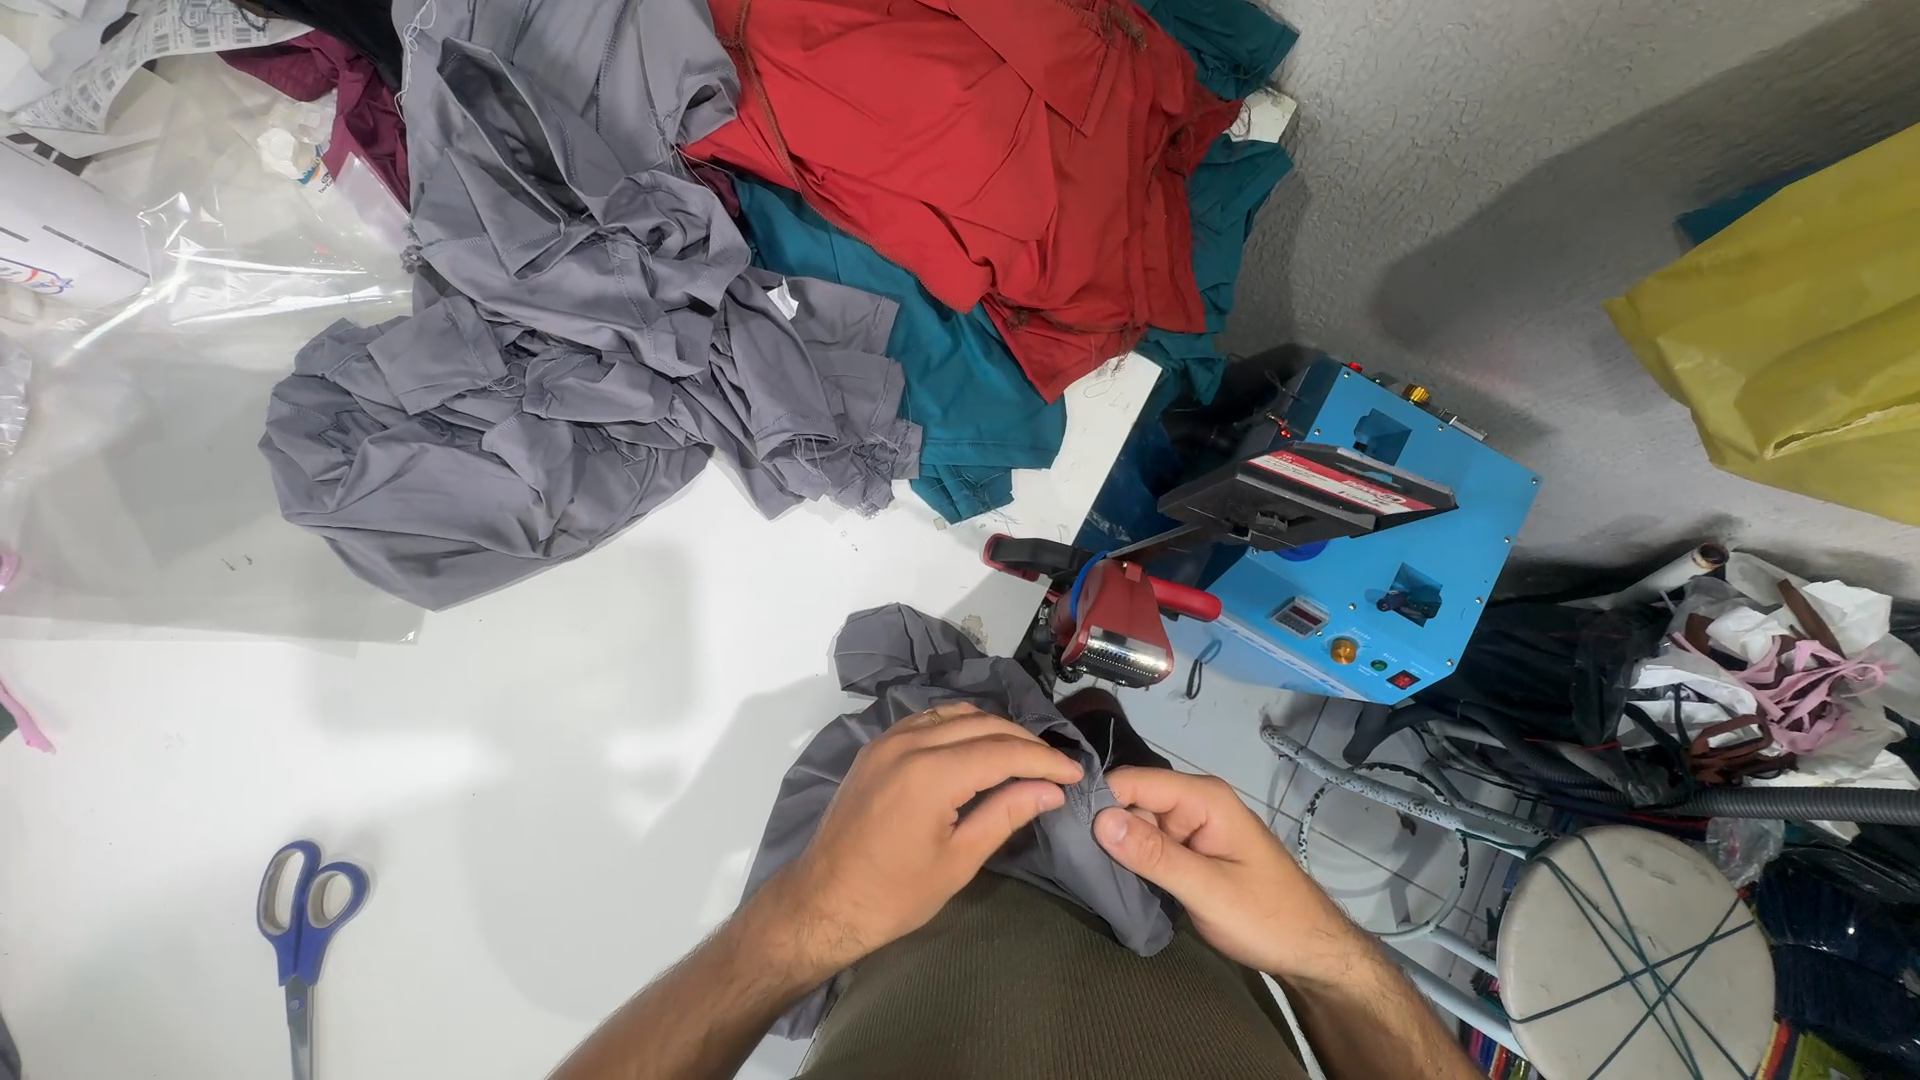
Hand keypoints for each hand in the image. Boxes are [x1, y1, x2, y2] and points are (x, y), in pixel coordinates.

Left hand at [764, 704, 1084, 973]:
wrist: (823, 901)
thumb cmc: (893, 894)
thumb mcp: (958, 861)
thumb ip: (1005, 814)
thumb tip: (1050, 790)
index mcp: (931, 773)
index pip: (1003, 751)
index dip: (1044, 761)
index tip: (1075, 774)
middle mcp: (909, 742)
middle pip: (983, 724)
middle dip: (1025, 742)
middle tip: (1055, 766)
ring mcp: (888, 739)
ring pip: (955, 714)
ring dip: (993, 728)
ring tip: (1023, 755)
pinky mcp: (876, 746)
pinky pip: (928, 720)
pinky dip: (960, 725)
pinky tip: (976, 745)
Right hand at [1093, 766, 1369, 980]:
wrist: (1312, 953)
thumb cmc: (1268, 918)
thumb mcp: (1209, 891)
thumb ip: (1154, 855)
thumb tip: (1099, 819)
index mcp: (1203, 797)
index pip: (1134, 781)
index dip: (1099, 799)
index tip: (1064, 826)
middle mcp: (1194, 802)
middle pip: (1131, 800)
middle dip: (1104, 825)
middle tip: (1070, 855)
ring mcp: (1191, 825)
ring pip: (1136, 823)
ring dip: (1116, 845)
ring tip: (1084, 868)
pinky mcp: (1189, 848)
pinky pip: (1149, 843)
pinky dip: (1132, 859)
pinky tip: (1113, 875)